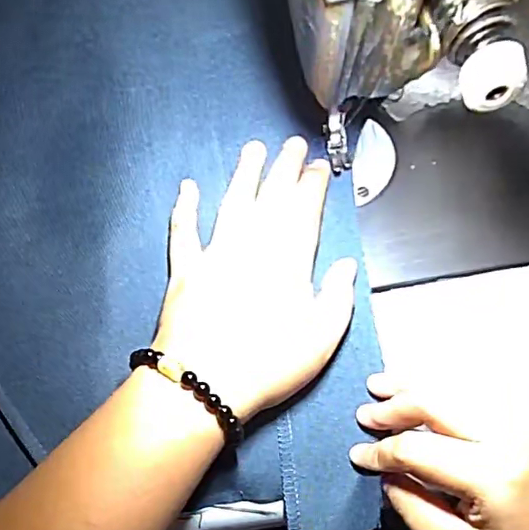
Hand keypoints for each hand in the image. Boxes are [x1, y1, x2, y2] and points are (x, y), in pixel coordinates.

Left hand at [150, 138, 358, 420]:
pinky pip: (184, 230)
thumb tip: (345, 269)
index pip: (304, 210)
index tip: (319, 167)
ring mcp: (215, 255)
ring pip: (232, 202)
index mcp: (290, 261)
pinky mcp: (185, 271)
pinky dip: (185, 208)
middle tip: (293, 146)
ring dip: (244, 174)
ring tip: (253, 150)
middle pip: (271, 197)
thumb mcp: (322, 339)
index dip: (313, 184)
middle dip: (284, 168)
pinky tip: (187, 189)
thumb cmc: (267, 366)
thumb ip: (338, 298)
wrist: (205, 383)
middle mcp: (252, 247)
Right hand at [349, 375, 528, 529]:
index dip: (382, 453)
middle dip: (396, 406)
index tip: (358, 456)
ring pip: (462, 388)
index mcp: (496, 475)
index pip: (420, 449)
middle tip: (366, 414)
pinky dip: (452, 390)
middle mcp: (515, 436)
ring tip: (386, 386)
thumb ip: (417, 511)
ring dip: (421, 387)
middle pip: (440, 402)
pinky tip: (431, 392)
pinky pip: (485, 394)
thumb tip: (389, 478)